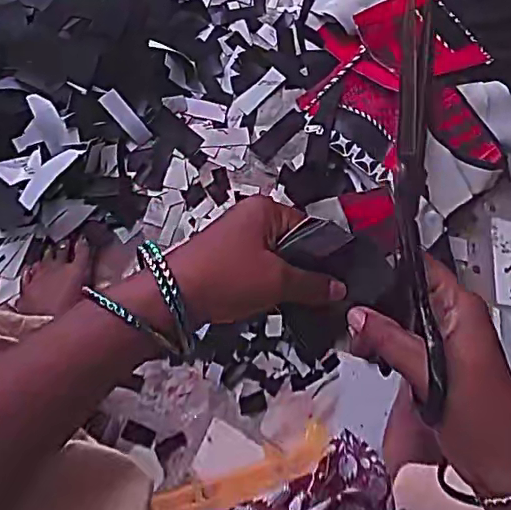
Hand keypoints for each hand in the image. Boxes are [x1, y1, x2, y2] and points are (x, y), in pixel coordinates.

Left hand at [162, 196, 346, 324]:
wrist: (175, 296)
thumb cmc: (215, 275)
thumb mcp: (277, 281)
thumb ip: (313, 284)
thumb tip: (334, 287)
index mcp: (264, 208)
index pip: (311, 225)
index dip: (324, 254)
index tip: (334, 277)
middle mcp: (249, 217)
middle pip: (293, 243)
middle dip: (301, 270)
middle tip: (308, 291)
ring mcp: (237, 238)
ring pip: (276, 260)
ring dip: (282, 281)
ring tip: (278, 296)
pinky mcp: (228, 259)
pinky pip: (258, 270)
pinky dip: (264, 285)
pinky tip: (263, 301)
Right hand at [346, 254, 510, 495]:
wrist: (506, 474)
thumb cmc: (488, 427)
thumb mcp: (430, 378)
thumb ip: (391, 341)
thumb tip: (359, 315)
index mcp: (464, 310)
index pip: (423, 266)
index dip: (390, 263)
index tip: (360, 266)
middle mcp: (458, 318)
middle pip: (408, 291)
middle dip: (379, 302)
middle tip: (354, 318)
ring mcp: (450, 339)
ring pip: (406, 315)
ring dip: (381, 326)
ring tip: (360, 339)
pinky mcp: (441, 358)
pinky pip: (410, 337)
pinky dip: (390, 343)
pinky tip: (374, 353)